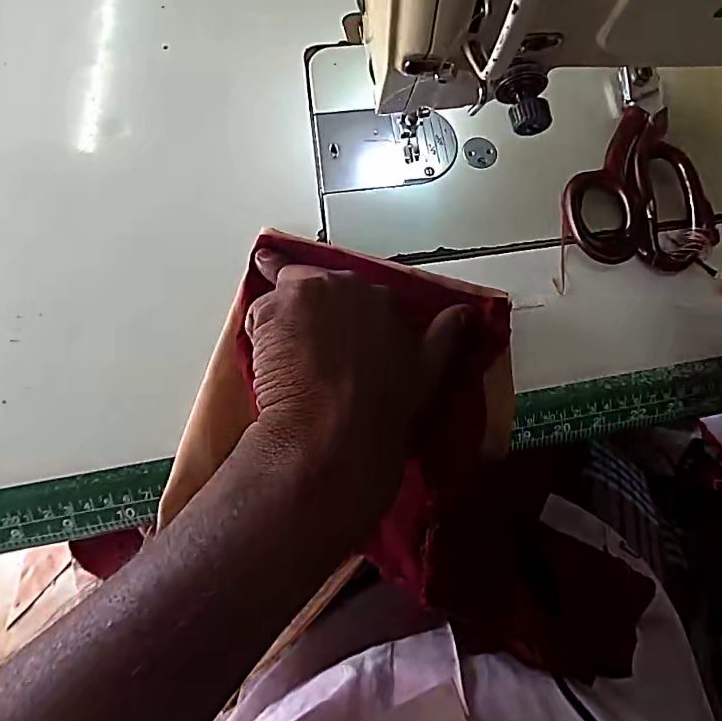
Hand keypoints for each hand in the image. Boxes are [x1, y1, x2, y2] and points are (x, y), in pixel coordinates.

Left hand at [241, 249, 470, 525]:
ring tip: (287, 361)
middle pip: (317, 285)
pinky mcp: (268, 309)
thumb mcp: (428, 371)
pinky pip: (257, 314)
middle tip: (311, 352)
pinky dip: (259, 334)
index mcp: (380, 296)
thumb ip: (446, 335)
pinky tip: (268, 364)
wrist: (333, 435)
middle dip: (312, 310)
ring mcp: (304, 292)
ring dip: (283, 320)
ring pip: (284, 296)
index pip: (357, 293)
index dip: (345, 316)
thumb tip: (464, 313)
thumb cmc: (383, 408)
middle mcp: (343, 284)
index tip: (340, 340)